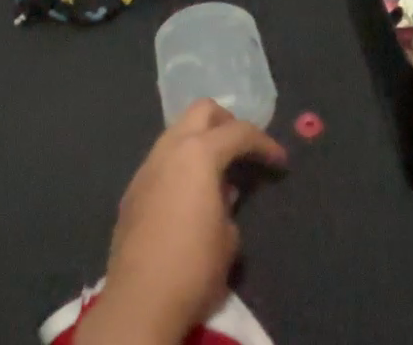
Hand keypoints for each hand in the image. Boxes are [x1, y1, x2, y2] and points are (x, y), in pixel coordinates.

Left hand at [75, 100, 287, 344]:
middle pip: (202, 111)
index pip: (239, 132)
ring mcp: (146, 167)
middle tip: (244, 149)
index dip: (265, 143)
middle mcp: (169, 149)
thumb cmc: (195, 266)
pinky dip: (182, 164)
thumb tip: (222, 193)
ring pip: (177, 133)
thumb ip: (229, 203)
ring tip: (219, 174)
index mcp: (198, 153)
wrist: (140, 301)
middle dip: (228, 122)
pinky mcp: (132, 190)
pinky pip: (163, 161)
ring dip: (201, 142)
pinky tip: (191, 195)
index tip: (280, 161)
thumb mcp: (229, 236)